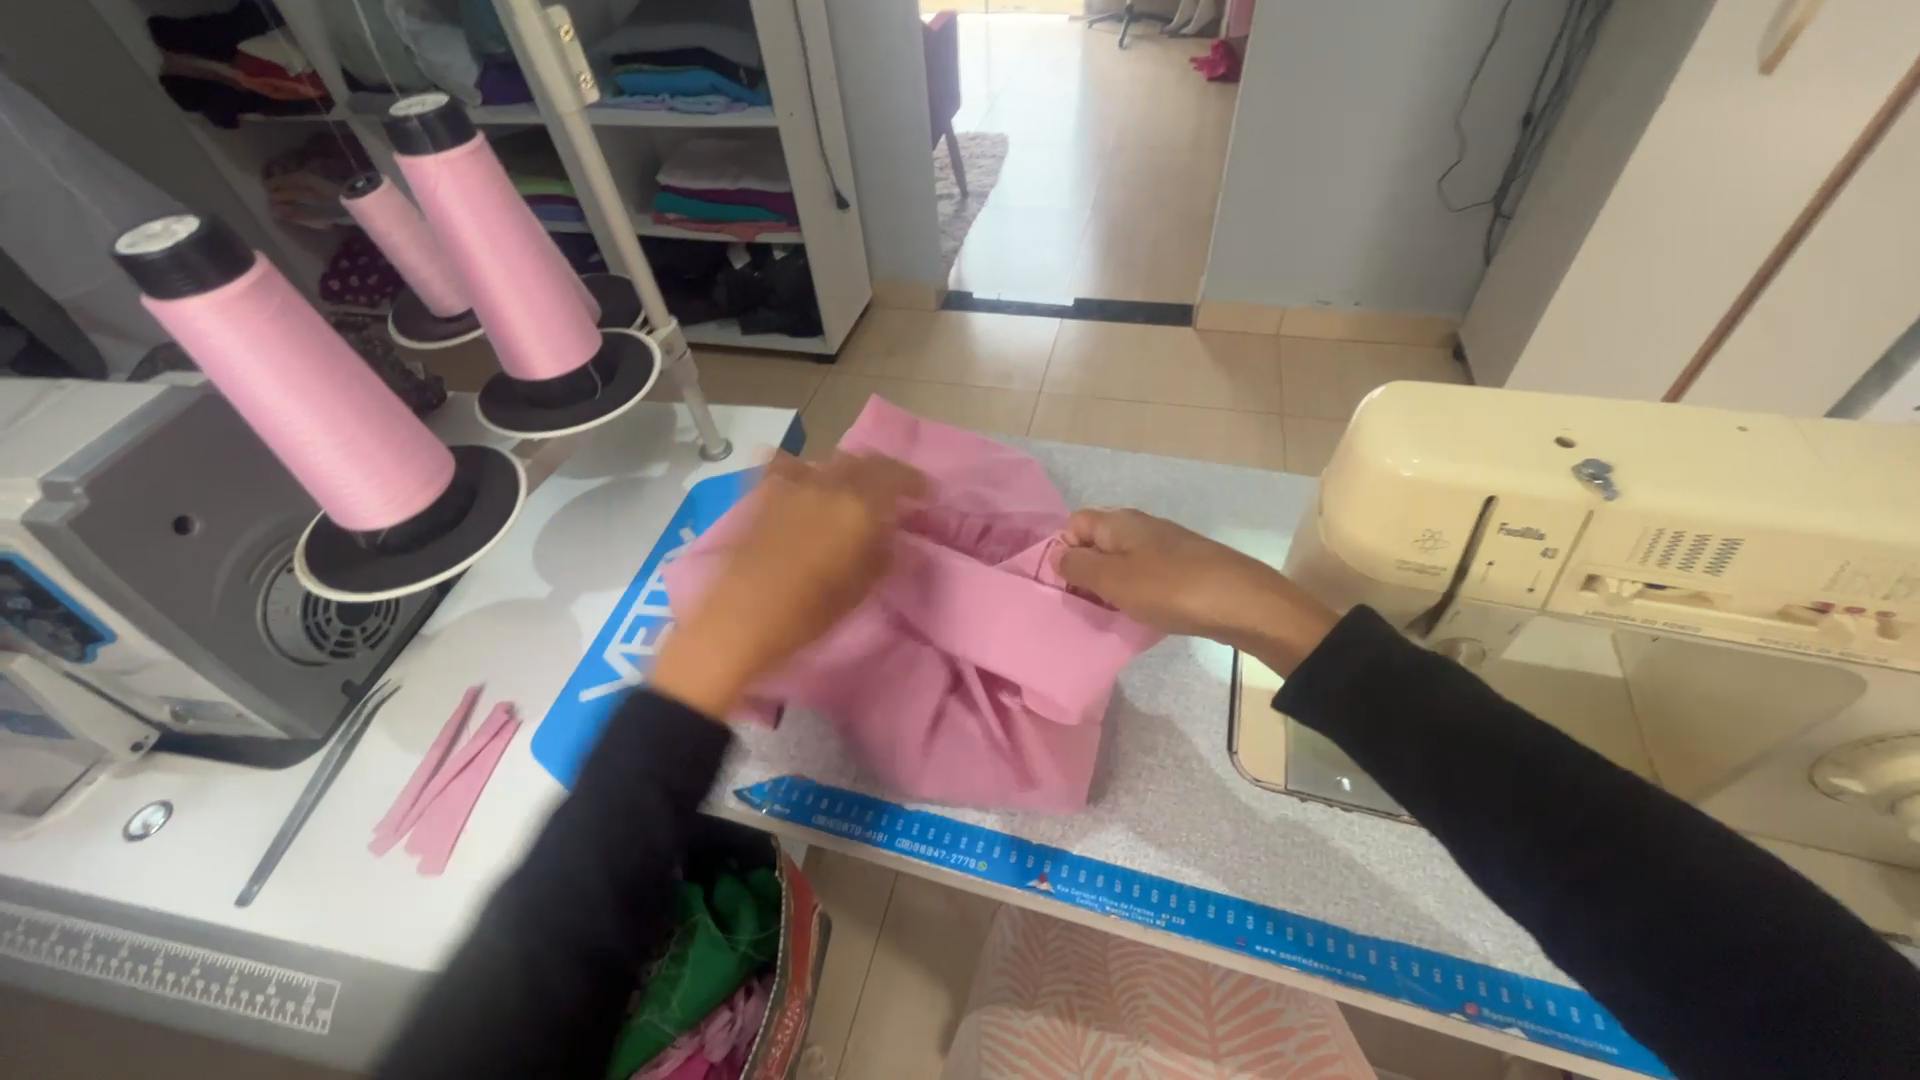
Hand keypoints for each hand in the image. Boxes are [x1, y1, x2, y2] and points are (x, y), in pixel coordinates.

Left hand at [651, 452, 927, 718]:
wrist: (742, 620)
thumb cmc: (810, 612)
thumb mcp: (861, 588)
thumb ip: (883, 553)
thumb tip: (894, 536)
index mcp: (859, 506)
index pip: (896, 476)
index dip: (914, 482)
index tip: (925, 494)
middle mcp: (828, 485)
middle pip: (864, 461)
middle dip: (884, 472)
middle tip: (894, 491)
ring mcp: (793, 486)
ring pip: (829, 461)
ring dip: (848, 470)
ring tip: (853, 489)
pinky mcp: (764, 495)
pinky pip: (786, 466)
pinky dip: (800, 468)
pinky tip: (801, 479)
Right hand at [1054, 508, 1337, 674]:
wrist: (1244, 602)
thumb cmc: (1170, 590)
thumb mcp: (1113, 581)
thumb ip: (1078, 566)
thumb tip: (1057, 555)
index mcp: (1119, 522)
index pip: (1074, 523)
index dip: (1064, 551)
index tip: (1069, 586)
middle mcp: (1140, 525)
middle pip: (1098, 542)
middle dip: (1087, 572)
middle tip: (1089, 605)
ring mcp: (1166, 544)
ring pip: (1122, 560)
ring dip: (1113, 585)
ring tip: (1117, 612)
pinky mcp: (1185, 565)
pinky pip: (1147, 573)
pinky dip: (1139, 591)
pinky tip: (1147, 612)